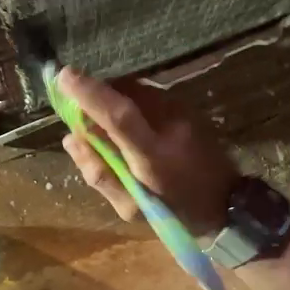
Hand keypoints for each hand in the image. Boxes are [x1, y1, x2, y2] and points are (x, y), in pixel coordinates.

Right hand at [57, 68, 238, 235]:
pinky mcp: (186, 105)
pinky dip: (130, 102)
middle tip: (78, 114)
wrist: (226, 202)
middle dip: (95, 96)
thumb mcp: (131, 208)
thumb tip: (70, 139)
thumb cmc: (174, 212)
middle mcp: (169, 125)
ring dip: (113, 99)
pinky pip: (147, 94)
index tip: (63, 77)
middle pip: (124, 94)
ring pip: (134, 90)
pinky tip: (129, 123)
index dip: (91, 94)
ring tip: (105, 124)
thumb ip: (99, 174)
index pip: (119, 115)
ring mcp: (181, 111)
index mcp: (153, 156)